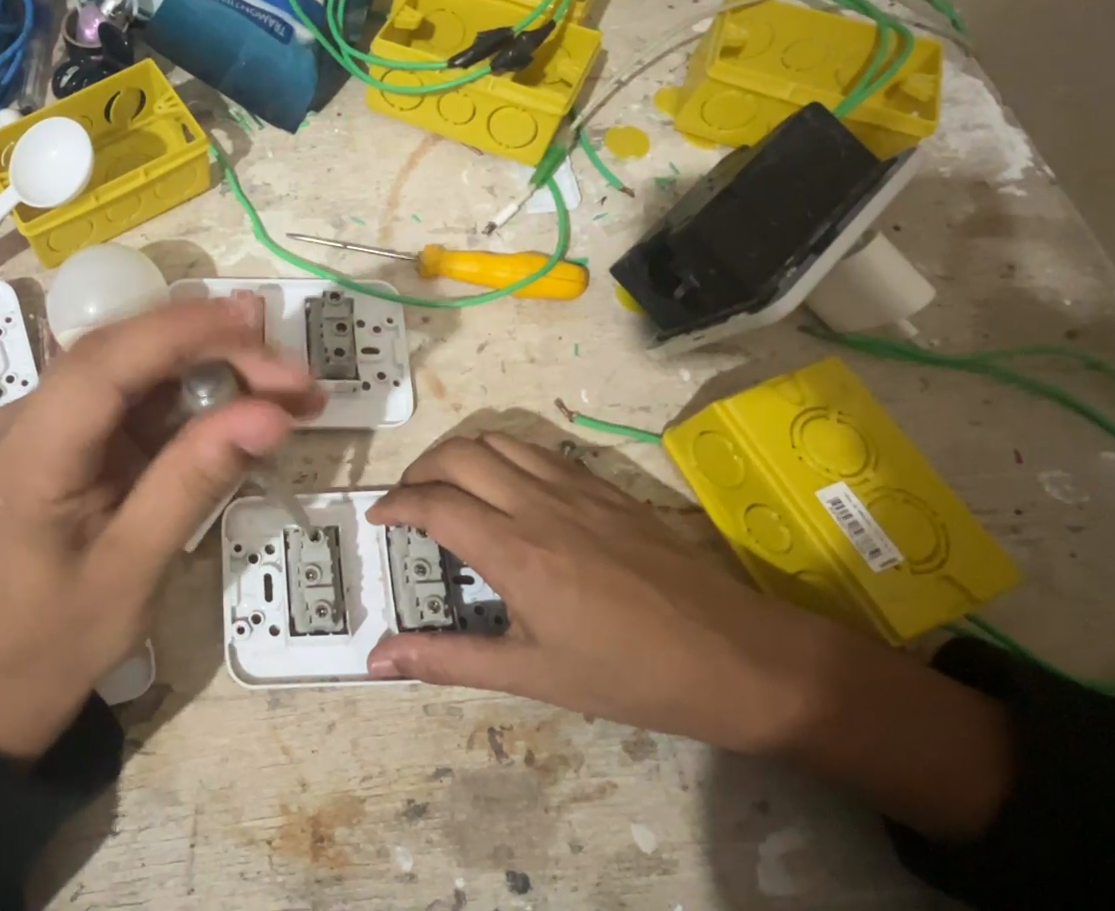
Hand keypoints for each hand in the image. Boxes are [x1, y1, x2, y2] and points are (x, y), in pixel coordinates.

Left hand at [0, 296, 321, 760]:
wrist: (4, 681)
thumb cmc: (61, 639)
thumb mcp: (134, 569)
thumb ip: (194, 482)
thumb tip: (269, 416)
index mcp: (30, 454)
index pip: (104, 363)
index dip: (183, 332)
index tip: (260, 330)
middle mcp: (30, 420)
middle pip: (125, 356)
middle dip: (214, 352)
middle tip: (296, 378)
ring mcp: (49, 427)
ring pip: (137, 372)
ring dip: (213, 374)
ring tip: (289, 391)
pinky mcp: (73, 442)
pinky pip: (135, 404)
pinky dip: (193, 404)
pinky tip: (245, 411)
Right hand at [366, 433, 1014, 840]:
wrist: (738, 657)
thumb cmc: (628, 674)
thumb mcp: (531, 675)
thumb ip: (447, 659)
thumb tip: (376, 660)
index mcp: (513, 551)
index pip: (433, 503)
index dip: (394, 504)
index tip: (377, 520)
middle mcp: (537, 505)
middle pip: (458, 454)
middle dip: (418, 470)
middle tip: (407, 502)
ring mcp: (577, 489)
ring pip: (498, 440)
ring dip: (460, 454)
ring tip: (449, 487)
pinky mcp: (607, 487)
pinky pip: (539, 449)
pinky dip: (504, 454)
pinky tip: (508, 488)